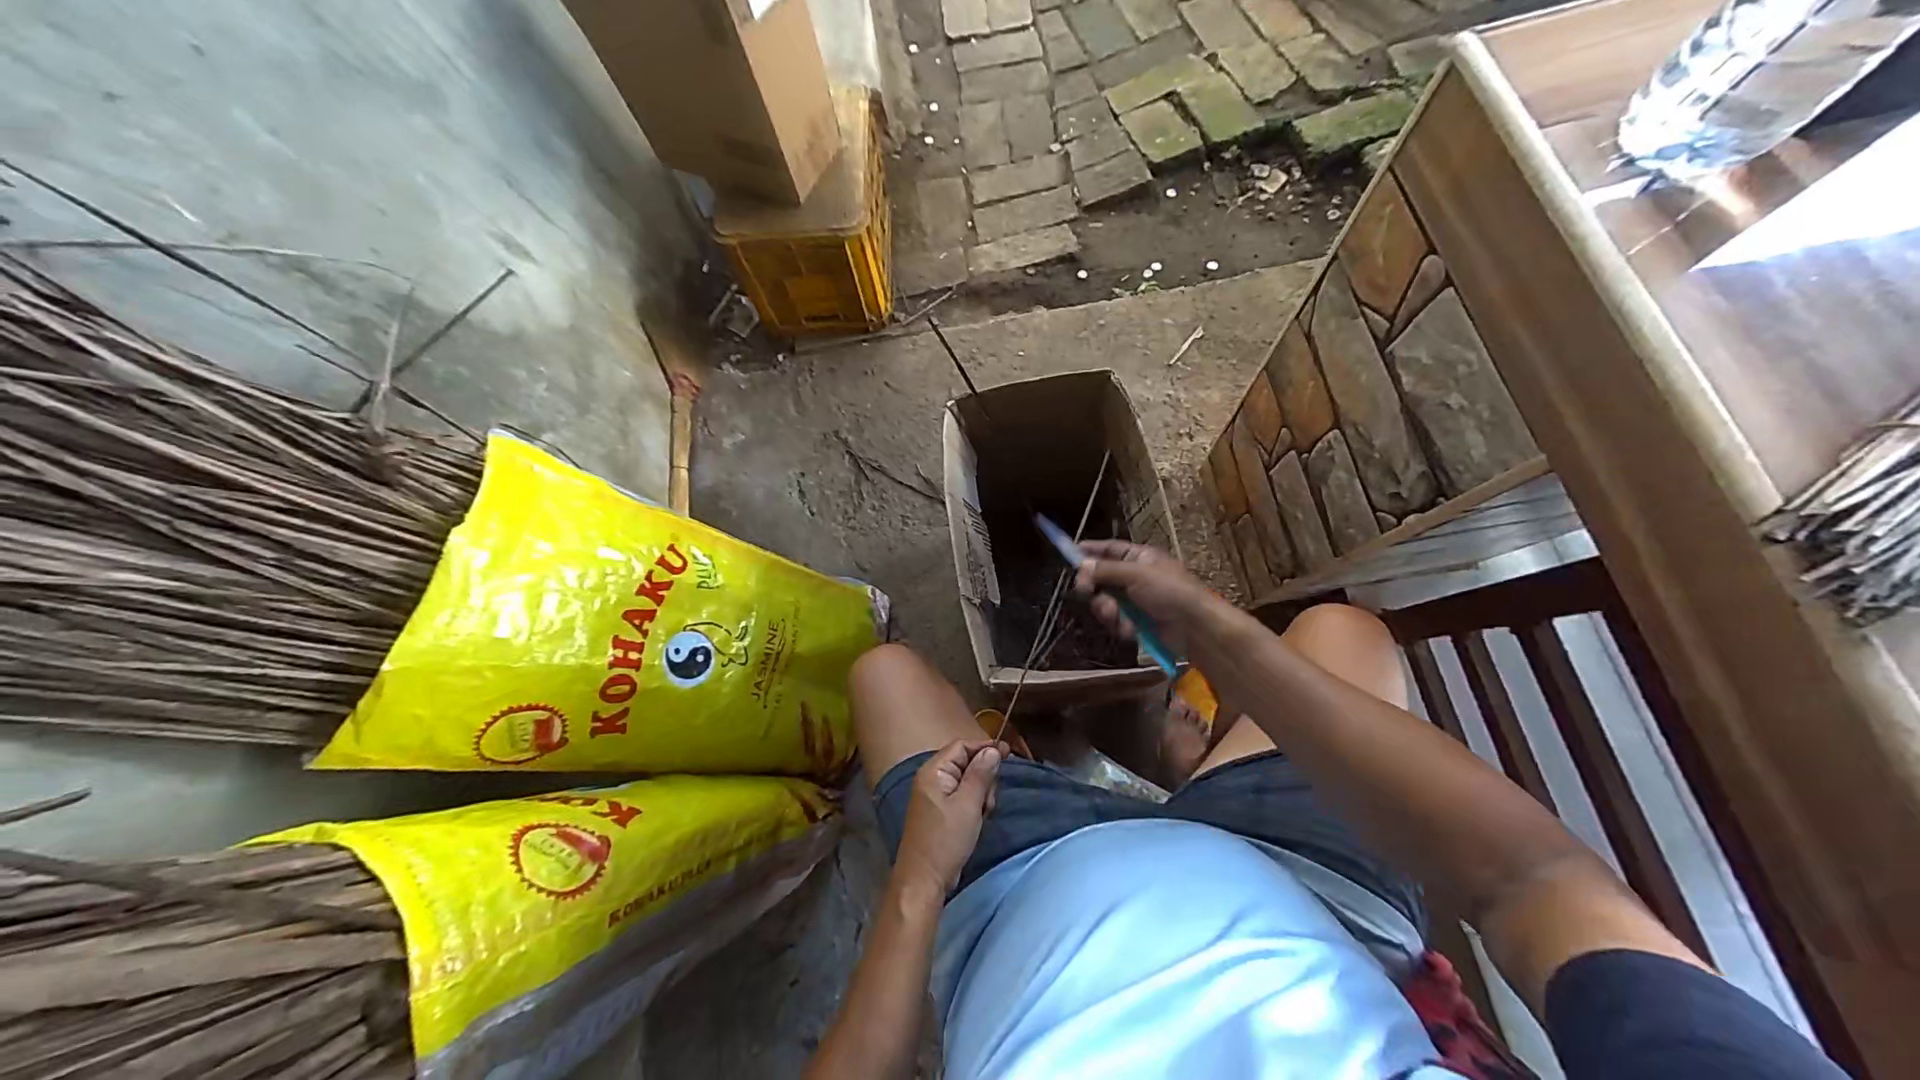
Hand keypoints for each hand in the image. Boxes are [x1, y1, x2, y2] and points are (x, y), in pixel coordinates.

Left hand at [895, 739, 1004, 894]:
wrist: (924, 879)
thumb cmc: (946, 839)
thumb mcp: (968, 804)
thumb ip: (981, 774)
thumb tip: (992, 750)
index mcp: (934, 771)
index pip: (961, 746)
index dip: (985, 747)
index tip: (1008, 753)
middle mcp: (932, 779)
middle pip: (966, 763)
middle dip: (983, 777)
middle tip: (988, 800)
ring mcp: (935, 796)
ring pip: (967, 781)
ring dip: (980, 794)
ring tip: (982, 813)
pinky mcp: (940, 812)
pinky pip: (962, 797)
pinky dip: (973, 804)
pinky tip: (977, 819)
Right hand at [1072, 540, 1231, 655]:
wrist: (1194, 627)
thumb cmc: (1170, 591)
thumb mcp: (1136, 574)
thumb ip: (1105, 570)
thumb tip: (1081, 567)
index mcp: (1139, 558)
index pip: (1109, 549)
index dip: (1090, 550)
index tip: (1069, 553)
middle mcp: (1136, 577)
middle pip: (1101, 579)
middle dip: (1094, 588)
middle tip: (1085, 591)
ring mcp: (1136, 601)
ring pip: (1105, 603)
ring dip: (1107, 610)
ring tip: (1116, 615)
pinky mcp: (1137, 623)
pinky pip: (1116, 622)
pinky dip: (1121, 626)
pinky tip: (1131, 630)